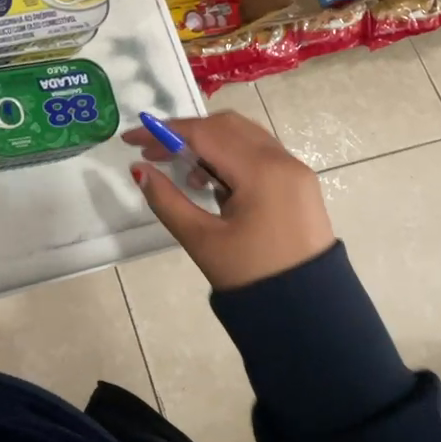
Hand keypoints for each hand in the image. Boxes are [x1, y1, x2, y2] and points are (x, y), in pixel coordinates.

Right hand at [123, 113, 333, 291]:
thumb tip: (138, 170)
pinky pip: (259, 152)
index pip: (203, 133)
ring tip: (183, 171)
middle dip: (185, 133)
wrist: (310, 315)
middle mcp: (282, 160)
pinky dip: (230, 155)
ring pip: (243, 135)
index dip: (162, 132)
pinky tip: (212, 182)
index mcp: (261, 171)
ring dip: (208, 142)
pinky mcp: (299, 183)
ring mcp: (295, 170)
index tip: (130, 139)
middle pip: (225, 126)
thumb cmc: (251, 276)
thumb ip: (166, 199)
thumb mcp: (201, 239)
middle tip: (153, 153)